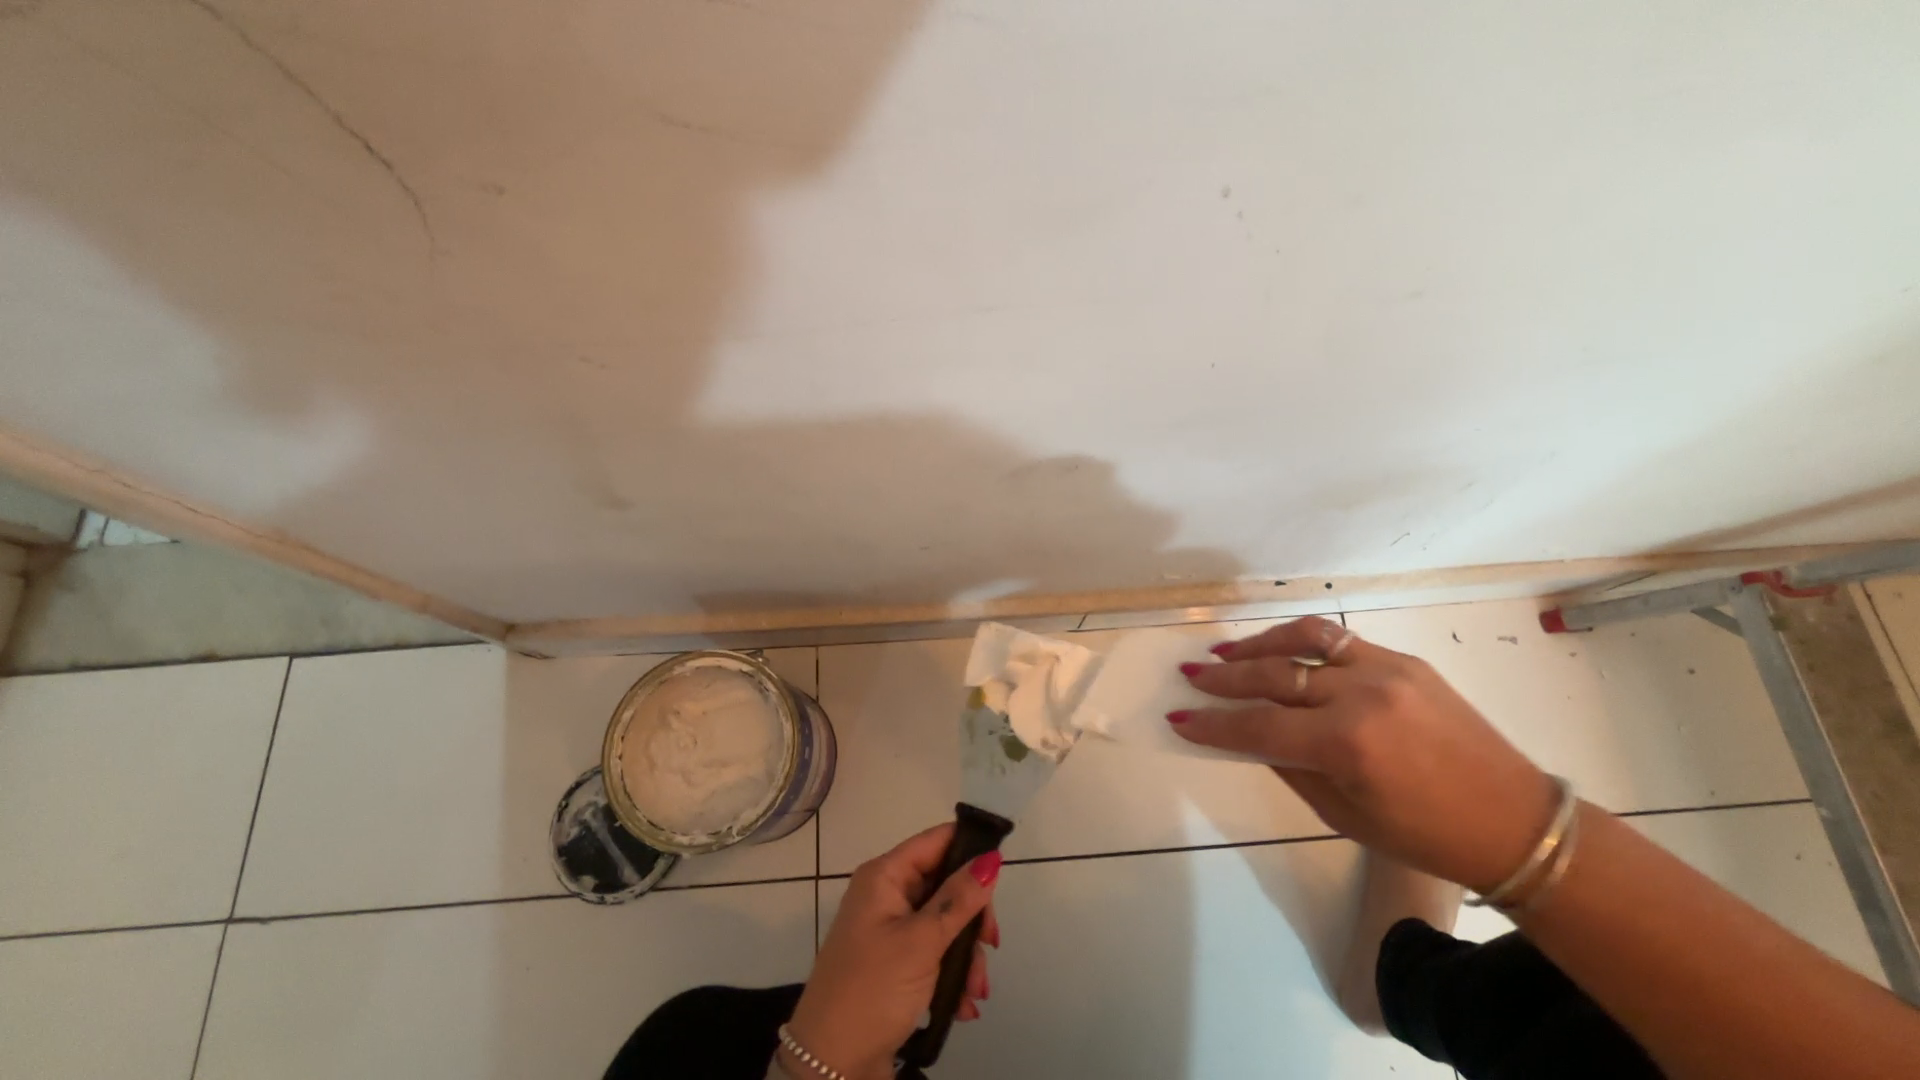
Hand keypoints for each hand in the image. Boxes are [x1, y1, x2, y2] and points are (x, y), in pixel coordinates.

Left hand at [784, 824, 1001, 1079]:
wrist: (831, 1063)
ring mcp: (890, 932)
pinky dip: (952, 977)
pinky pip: (935, 955)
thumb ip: (959, 899)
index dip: (970, 848)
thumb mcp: (921, 942)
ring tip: (975, 991)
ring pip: (945, 925)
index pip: (936, 841)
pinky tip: (963, 1005)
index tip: (1002, 870)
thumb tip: (992, 857)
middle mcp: (886, 896)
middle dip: (973, 919)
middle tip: (990, 944)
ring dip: (966, 957)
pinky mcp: (896, 966)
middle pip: (946, 885)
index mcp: (885, 877)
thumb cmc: (873, 989)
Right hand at [1171, 616, 1557, 892]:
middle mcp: (1361, 695)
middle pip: (1273, 676)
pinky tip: (1279, 649)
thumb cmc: (1424, 836)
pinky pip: (1340, 641)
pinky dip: (1301, 642)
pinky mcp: (1405, 661)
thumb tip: (1251, 736)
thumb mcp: (1343, 815)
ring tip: (1225, 652)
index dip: (1213, 725)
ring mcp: (1386, 670)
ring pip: (1304, 640)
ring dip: (1258, 645)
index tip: (1180, 718)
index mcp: (1345, 744)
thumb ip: (1290, 768)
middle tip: (1192, 677)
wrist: (1513, 820)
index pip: (1258, 727)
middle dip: (1225, 678)